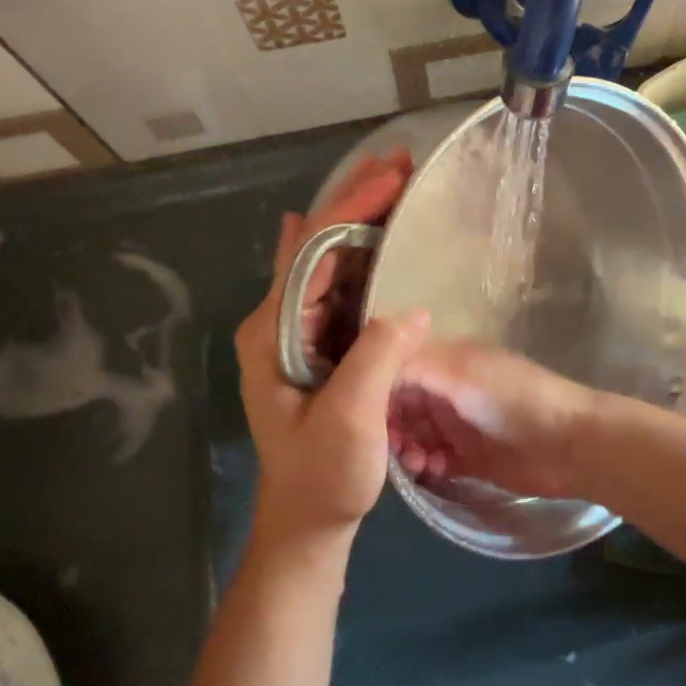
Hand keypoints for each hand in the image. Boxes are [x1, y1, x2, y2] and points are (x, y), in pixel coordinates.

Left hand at [235, 151, 426, 541]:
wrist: (307, 523)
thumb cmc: (322, 476)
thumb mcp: (350, 421)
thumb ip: (376, 358)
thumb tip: (411, 305)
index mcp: (274, 331)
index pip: (313, 252)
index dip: (352, 209)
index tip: (394, 177)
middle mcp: (279, 320)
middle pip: (318, 245)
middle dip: (356, 199)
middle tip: (399, 161)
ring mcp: (298, 332)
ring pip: (331, 260)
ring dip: (363, 219)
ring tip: (397, 182)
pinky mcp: (321, 346)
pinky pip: (342, 285)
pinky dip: (366, 252)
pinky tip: (374, 228)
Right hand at [389, 339, 600, 499]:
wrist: (568, 444)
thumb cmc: (513, 400)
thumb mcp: (460, 374)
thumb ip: (415, 367)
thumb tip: (372, 362)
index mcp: (449, 361)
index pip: (398, 369)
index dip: (379, 389)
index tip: (363, 413)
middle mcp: (451, 390)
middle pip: (404, 405)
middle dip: (391, 424)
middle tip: (390, 445)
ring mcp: (461, 425)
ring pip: (416, 435)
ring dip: (408, 448)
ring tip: (416, 462)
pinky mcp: (471, 459)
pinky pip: (435, 461)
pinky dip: (428, 466)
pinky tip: (433, 471)